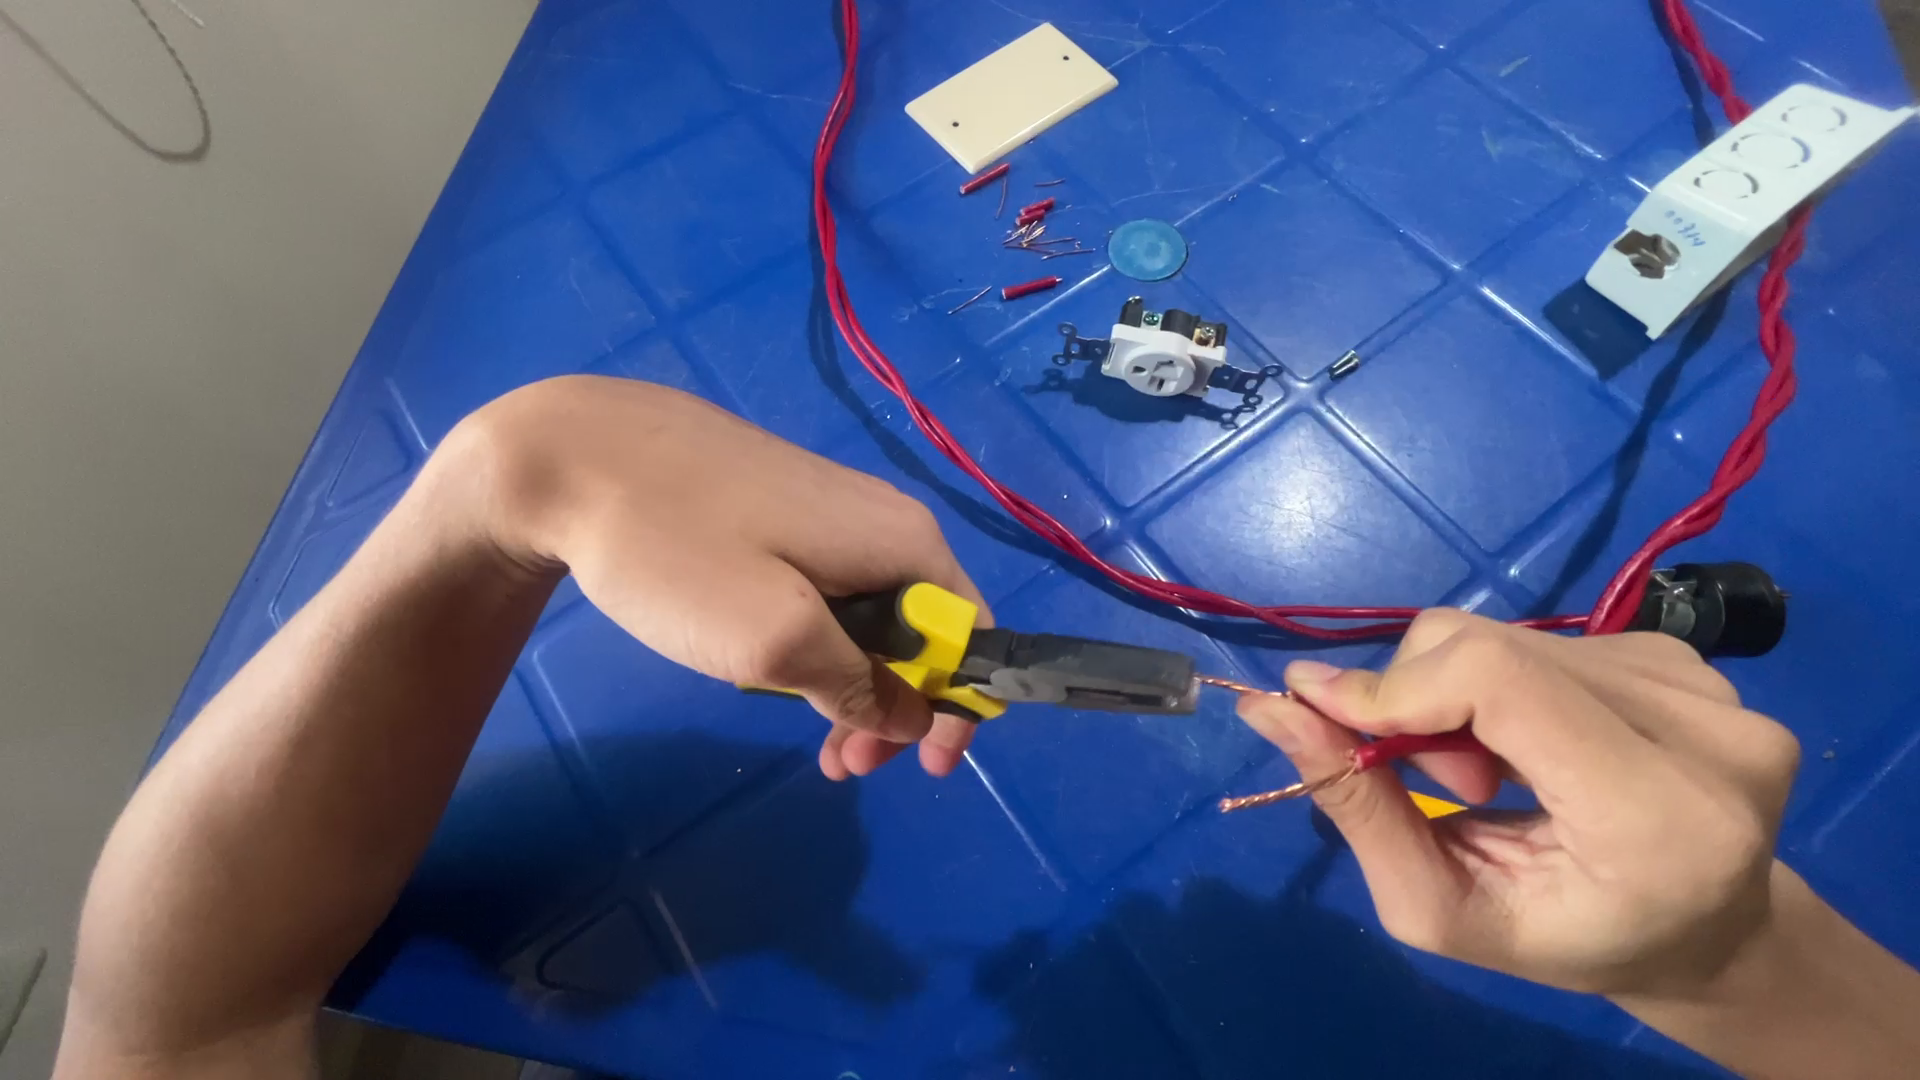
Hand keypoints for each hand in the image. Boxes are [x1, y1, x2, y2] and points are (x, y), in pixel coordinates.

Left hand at [454, 375, 989, 779]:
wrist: (576, 453)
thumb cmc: (681, 550)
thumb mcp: (777, 639)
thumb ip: (859, 684)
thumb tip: (917, 715)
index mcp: (906, 544)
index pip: (974, 634)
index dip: (960, 705)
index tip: (923, 766)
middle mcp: (888, 523)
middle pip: (927, 630)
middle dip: (898, 705)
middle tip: (843, 765)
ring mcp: (838, 514)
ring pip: (876, 617)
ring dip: (855, 684)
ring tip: (812, 740)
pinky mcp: (793, 514)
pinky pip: (834, 594)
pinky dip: (822, 646)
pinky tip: (777, 670)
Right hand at [1238, 609, 1799, 997]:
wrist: (1713, 931)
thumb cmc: (1565, 938)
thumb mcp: (1433, 903)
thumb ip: (1352, 802)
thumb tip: (1267, 705)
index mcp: (1657, 815)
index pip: (1496, 680)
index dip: (1392, 686)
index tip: (1326, 714)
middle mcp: (1703, 731)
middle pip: (1480, 645)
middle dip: (1416, 700)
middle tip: (1444, 780)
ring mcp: (1702, 684)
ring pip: (1491, 631)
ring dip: (1450, 693)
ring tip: (1493, 769)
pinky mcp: (1678, 658)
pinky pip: (1525, 635)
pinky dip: (1491, 681)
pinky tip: (1529, 740)